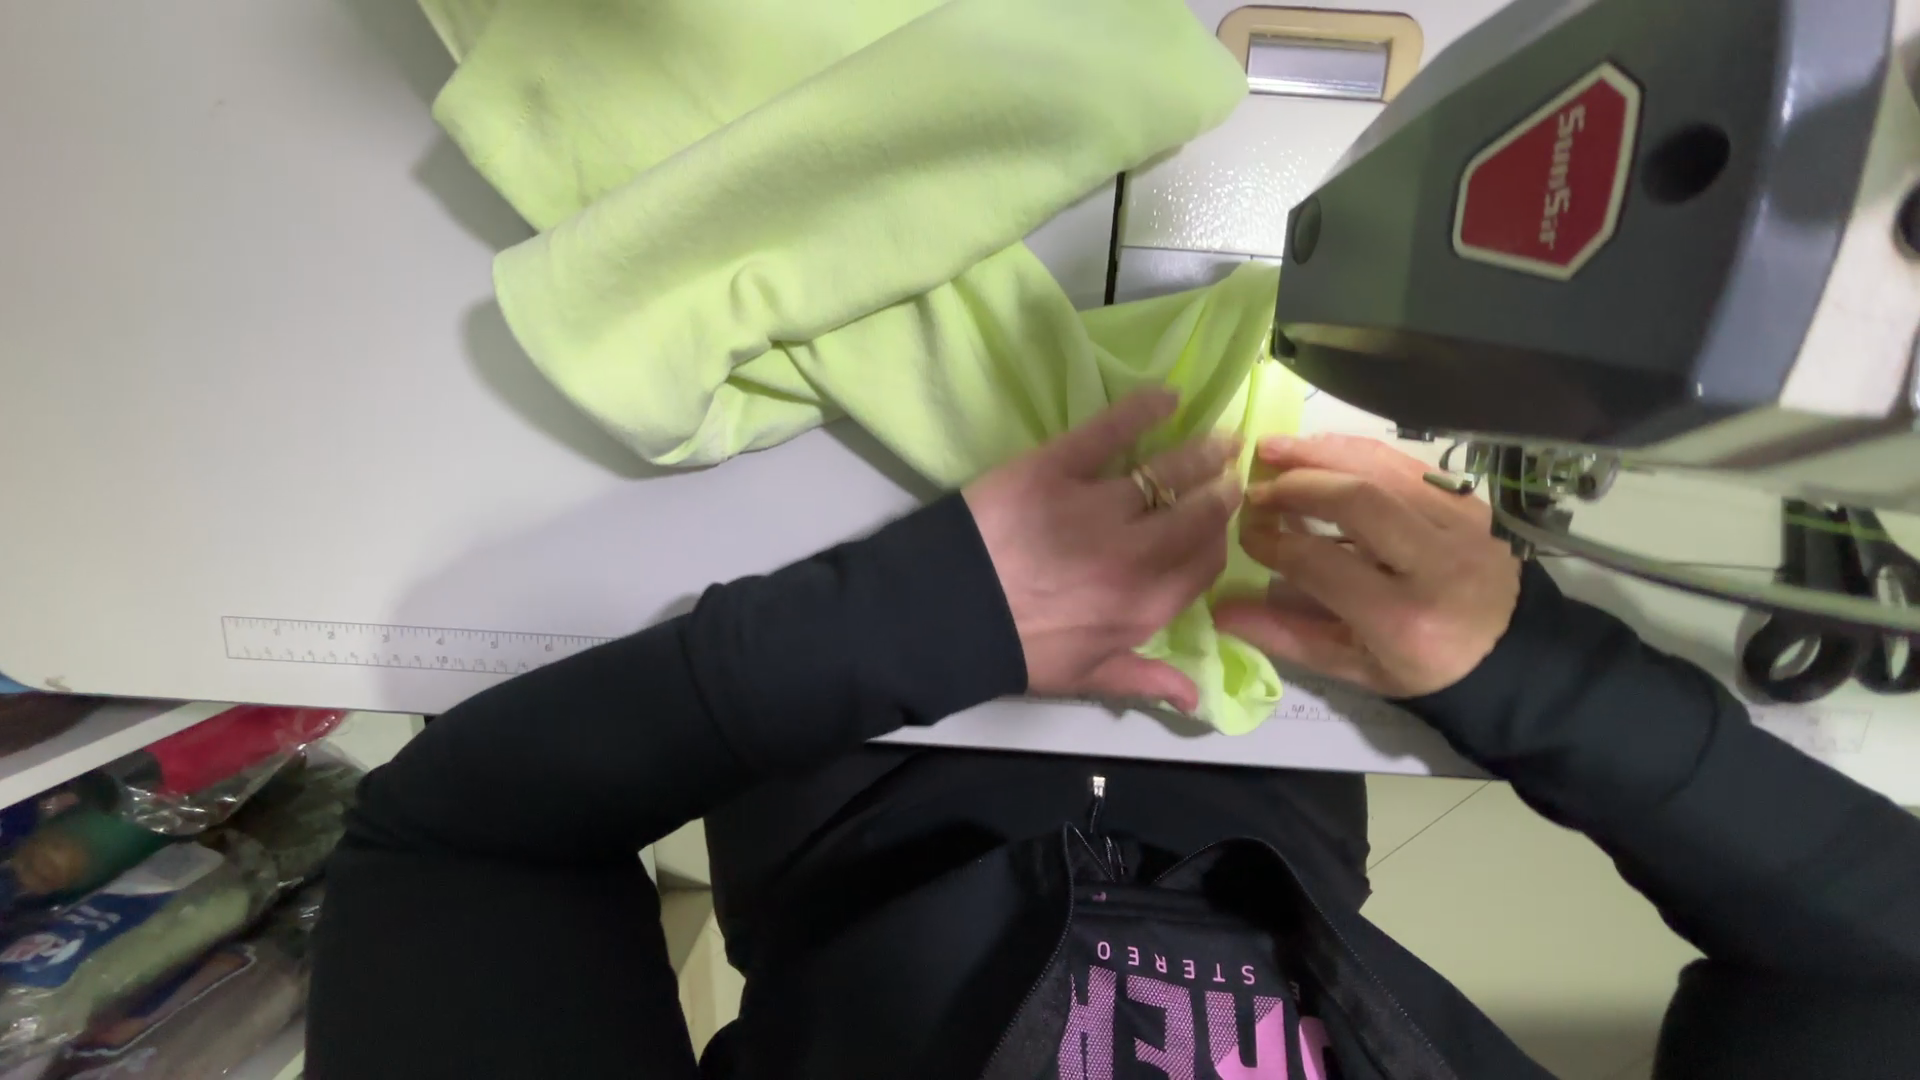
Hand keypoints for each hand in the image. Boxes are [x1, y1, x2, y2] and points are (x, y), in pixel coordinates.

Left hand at [964, 390, 1241, 711]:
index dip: (1218, 539)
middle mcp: (1135, 555)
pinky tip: (1167, 396)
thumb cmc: (1015, 649)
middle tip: (1231, 469)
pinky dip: (1142, 409)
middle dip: (1222, 490)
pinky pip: (1110, 431)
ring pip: (1167, 472)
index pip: (1205, 563)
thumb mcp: (1083, 678)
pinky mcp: (1056, 468)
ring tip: (1219, 437)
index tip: (1218, 523)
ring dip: (1201, 452)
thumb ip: (1144, 679)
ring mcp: (1097, 507)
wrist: (944, 612)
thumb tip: (1198, 700)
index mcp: (1145, 606)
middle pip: (1198, 514)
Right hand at [1213, 435, 1520, 697]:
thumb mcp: (1353, 667)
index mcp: (1403, 617)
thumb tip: (1222, 608)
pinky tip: (1316, 449)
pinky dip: (1352, 450)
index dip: (1273, 542)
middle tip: (1254, 486)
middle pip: (1358, 500)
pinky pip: (1403, 463)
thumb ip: (1286, 635)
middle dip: (1295, 485)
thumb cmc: (1422, 666)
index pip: (1322, 563)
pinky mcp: (1466, 501)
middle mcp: (1436, 564)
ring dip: (1319, 452)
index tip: (1245, 533)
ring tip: (1271, 448)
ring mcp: (1459, 524)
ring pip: (1382, 468)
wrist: (1515, 653)